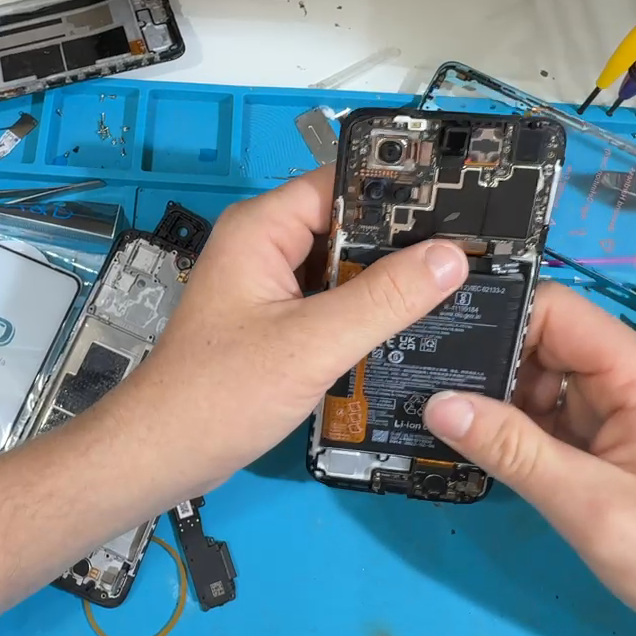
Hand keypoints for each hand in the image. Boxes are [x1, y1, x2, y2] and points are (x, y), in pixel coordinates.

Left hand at [103, 167, 468, 490]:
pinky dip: (362, 307)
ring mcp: (266, 282)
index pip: (340, 185)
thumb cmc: (223, 392)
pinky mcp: (272, 317)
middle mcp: (263, 244)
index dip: (397, 193)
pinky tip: (407, 322)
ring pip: (339, 264)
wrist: (166, 450)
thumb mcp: (312, 342)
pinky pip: (328, 297)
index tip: (459, 208)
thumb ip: (383, 298)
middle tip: (469, 255)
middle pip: (343, 224)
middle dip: (399, 241)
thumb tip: (449, 257)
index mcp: (261, 228)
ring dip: (384, 278)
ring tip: (454, 285)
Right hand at [421, 284, 635, 635]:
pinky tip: (480, 438)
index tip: (439, 339)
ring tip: (445, 413)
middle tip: (427, 382)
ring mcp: (619, 403)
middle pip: (542, 336)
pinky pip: (548, 407)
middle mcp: (630, 375)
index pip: (555, 310)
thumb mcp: (592, 510)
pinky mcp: (608, 431)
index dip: (497, 317)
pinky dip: (514, 422)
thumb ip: (513, 451)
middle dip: (488, 358)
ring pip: (538, 372)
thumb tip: (437, 404)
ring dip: (497, 395)